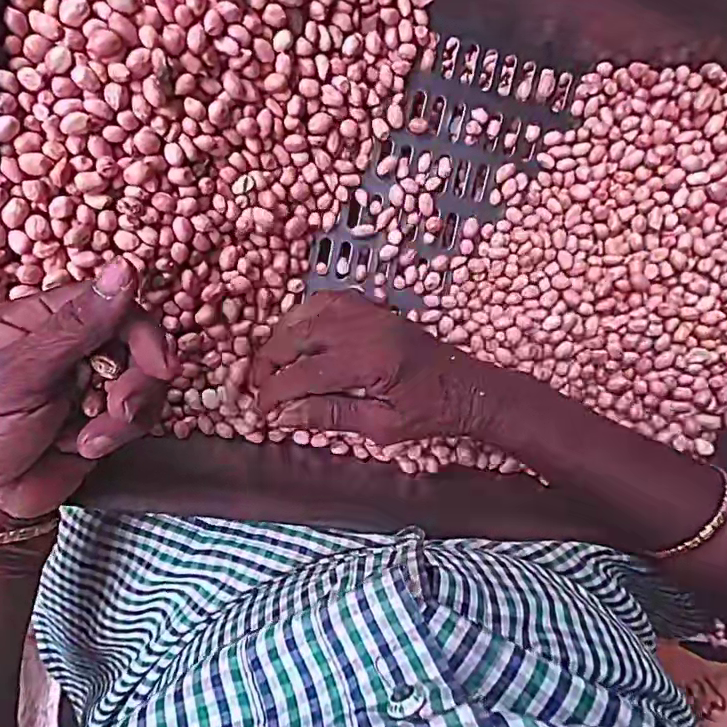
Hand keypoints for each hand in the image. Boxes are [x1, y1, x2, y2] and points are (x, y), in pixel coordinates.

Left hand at [0, 259, 176, 553]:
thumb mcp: (21, 375)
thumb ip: (78, 325)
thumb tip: (125, 271)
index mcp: (38, 321)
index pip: (107, 301)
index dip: (137, 326)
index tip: (157, 361)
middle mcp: (69, 345)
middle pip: (135, 338)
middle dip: (137, 377)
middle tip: (122, 407)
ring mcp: (88, 382)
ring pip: (144, 377)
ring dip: (127, 410)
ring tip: (92, 435)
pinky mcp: (103, 417)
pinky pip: (139, 411)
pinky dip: (120, 431)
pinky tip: (87, 445)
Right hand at [251, 289, 496, 445]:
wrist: (467, 386)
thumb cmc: (430, 412)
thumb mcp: (382, 427)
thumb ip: (331, 415)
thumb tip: (285, 415)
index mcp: (368, 362)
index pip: (303, 374)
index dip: (274, 392)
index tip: (261, 410)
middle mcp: (364, 329)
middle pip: (296, 337)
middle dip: (268, 362)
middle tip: (258, 386)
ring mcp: (368, 313)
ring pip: (306, 313)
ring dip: (282, 336)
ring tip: (272, 362)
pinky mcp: (372, 308)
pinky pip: (327, 300)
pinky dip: (304, 314)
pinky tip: (297, 332)